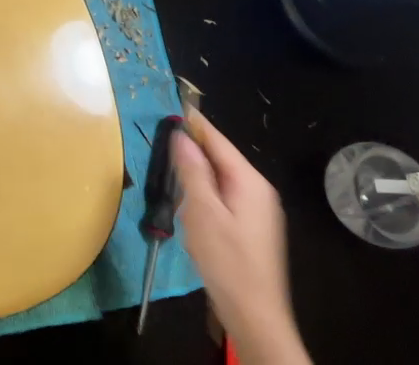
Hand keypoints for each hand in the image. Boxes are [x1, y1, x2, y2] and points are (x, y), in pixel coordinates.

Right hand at [172, 109, 310, 364]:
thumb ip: (192, 172)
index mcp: (249, 181)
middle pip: (220, 158)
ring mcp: (257, 210)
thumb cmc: (227, 262)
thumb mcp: (203, 213)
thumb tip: (180, 136)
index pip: (218, 140)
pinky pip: (224, 197)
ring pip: (220, 179)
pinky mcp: (251, 227)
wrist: (255, 316)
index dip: (193, 123)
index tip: (170, 104)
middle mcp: (258, 190)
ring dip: (196, 176)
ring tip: (168, 171)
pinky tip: (188, 206)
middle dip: (192, 151)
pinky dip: (204, 194)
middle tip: (160, 140)